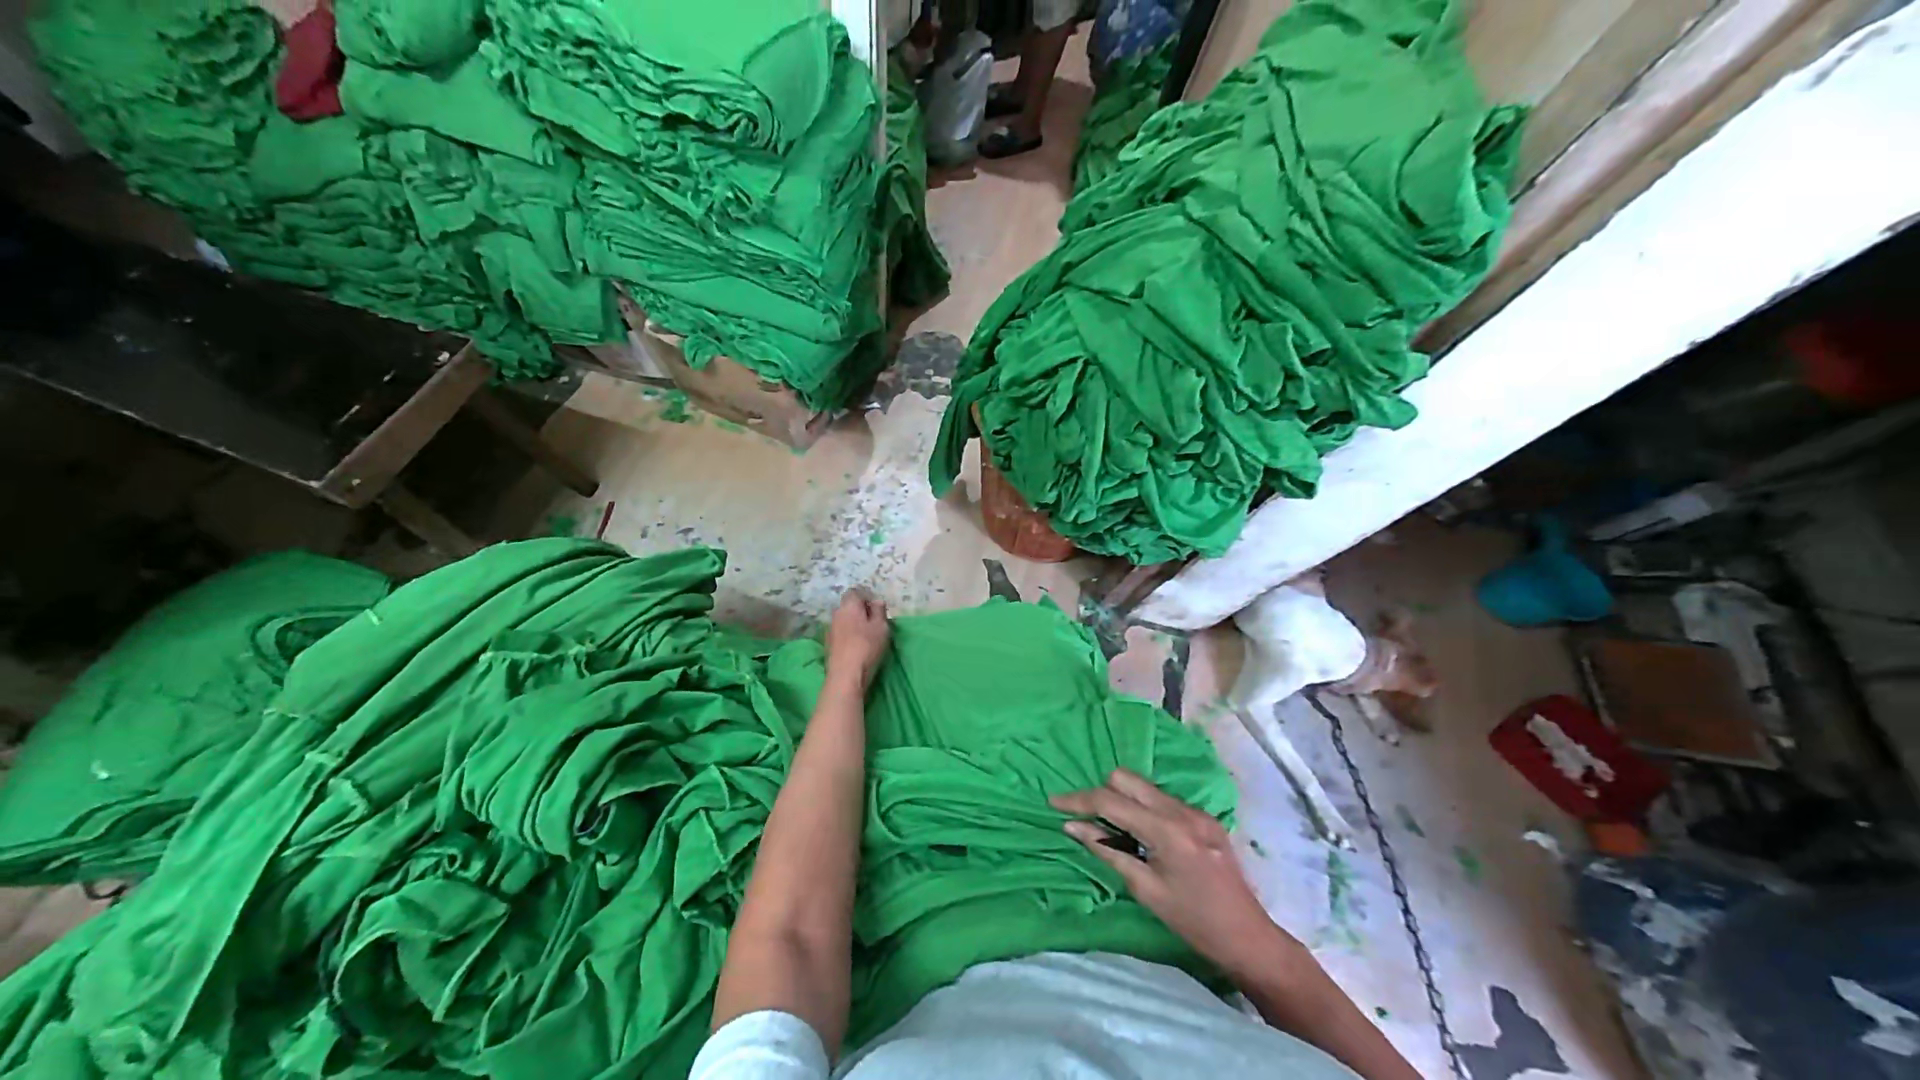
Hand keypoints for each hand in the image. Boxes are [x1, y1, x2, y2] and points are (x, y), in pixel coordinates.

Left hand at [824, 588, 890, 690]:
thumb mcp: (881, 627)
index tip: (877, 609)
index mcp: (849, 605)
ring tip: (866, 636)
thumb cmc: (866, 647)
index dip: (866, 597)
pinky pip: (840, 632)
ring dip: (853, 624)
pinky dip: (848, 635)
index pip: (855, 592)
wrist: (845, 675)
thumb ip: (879, 611)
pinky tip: (856, 646)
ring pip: (844, 620)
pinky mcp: (828, 644)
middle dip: (860, 611)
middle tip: (874, 622)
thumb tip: (876, 600)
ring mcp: (830, 629)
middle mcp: (836, 613)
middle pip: (848, 606)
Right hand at [1052, 768, 1291, 977]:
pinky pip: (1162, 800)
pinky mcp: (1203, 818)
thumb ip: (1108, 851)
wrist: (1248, 937)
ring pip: (1145, 786)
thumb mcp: (1145, 890)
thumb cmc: (1193, 921)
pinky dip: (1143, 809)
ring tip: (1113, 831)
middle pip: (1127, 778)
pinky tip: (1142, 837)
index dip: (1079, 800)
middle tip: (1088, 820)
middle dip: (1102, 793)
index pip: (1112, 801)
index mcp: (1167, 830)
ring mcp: (1196, 811)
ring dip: (1123, 800)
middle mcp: (1183, 810)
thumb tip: (1073, 827)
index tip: (1053, 802)